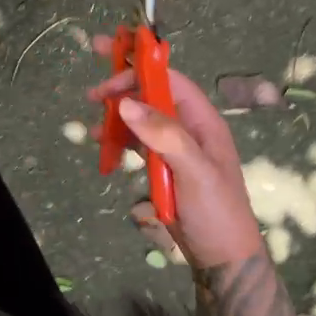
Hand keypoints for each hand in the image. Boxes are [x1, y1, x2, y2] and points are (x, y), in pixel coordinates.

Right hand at [88, 45, 263, 268]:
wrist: (223, 258)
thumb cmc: (215, 211)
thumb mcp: (192, 171)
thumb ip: (163, 135)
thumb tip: (127, 103)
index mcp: (203, 121)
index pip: (168, 80)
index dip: (140, 66)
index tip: (107, 57)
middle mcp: (189, 128)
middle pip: (152, 94)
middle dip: (123, 88)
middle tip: (92, 94)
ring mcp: (175, 147)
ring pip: (141, 116)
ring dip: (117, 114)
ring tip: (93, 122)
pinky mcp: (163, 165)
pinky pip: (137, 140)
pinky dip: (118, 137)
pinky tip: (103, 143)